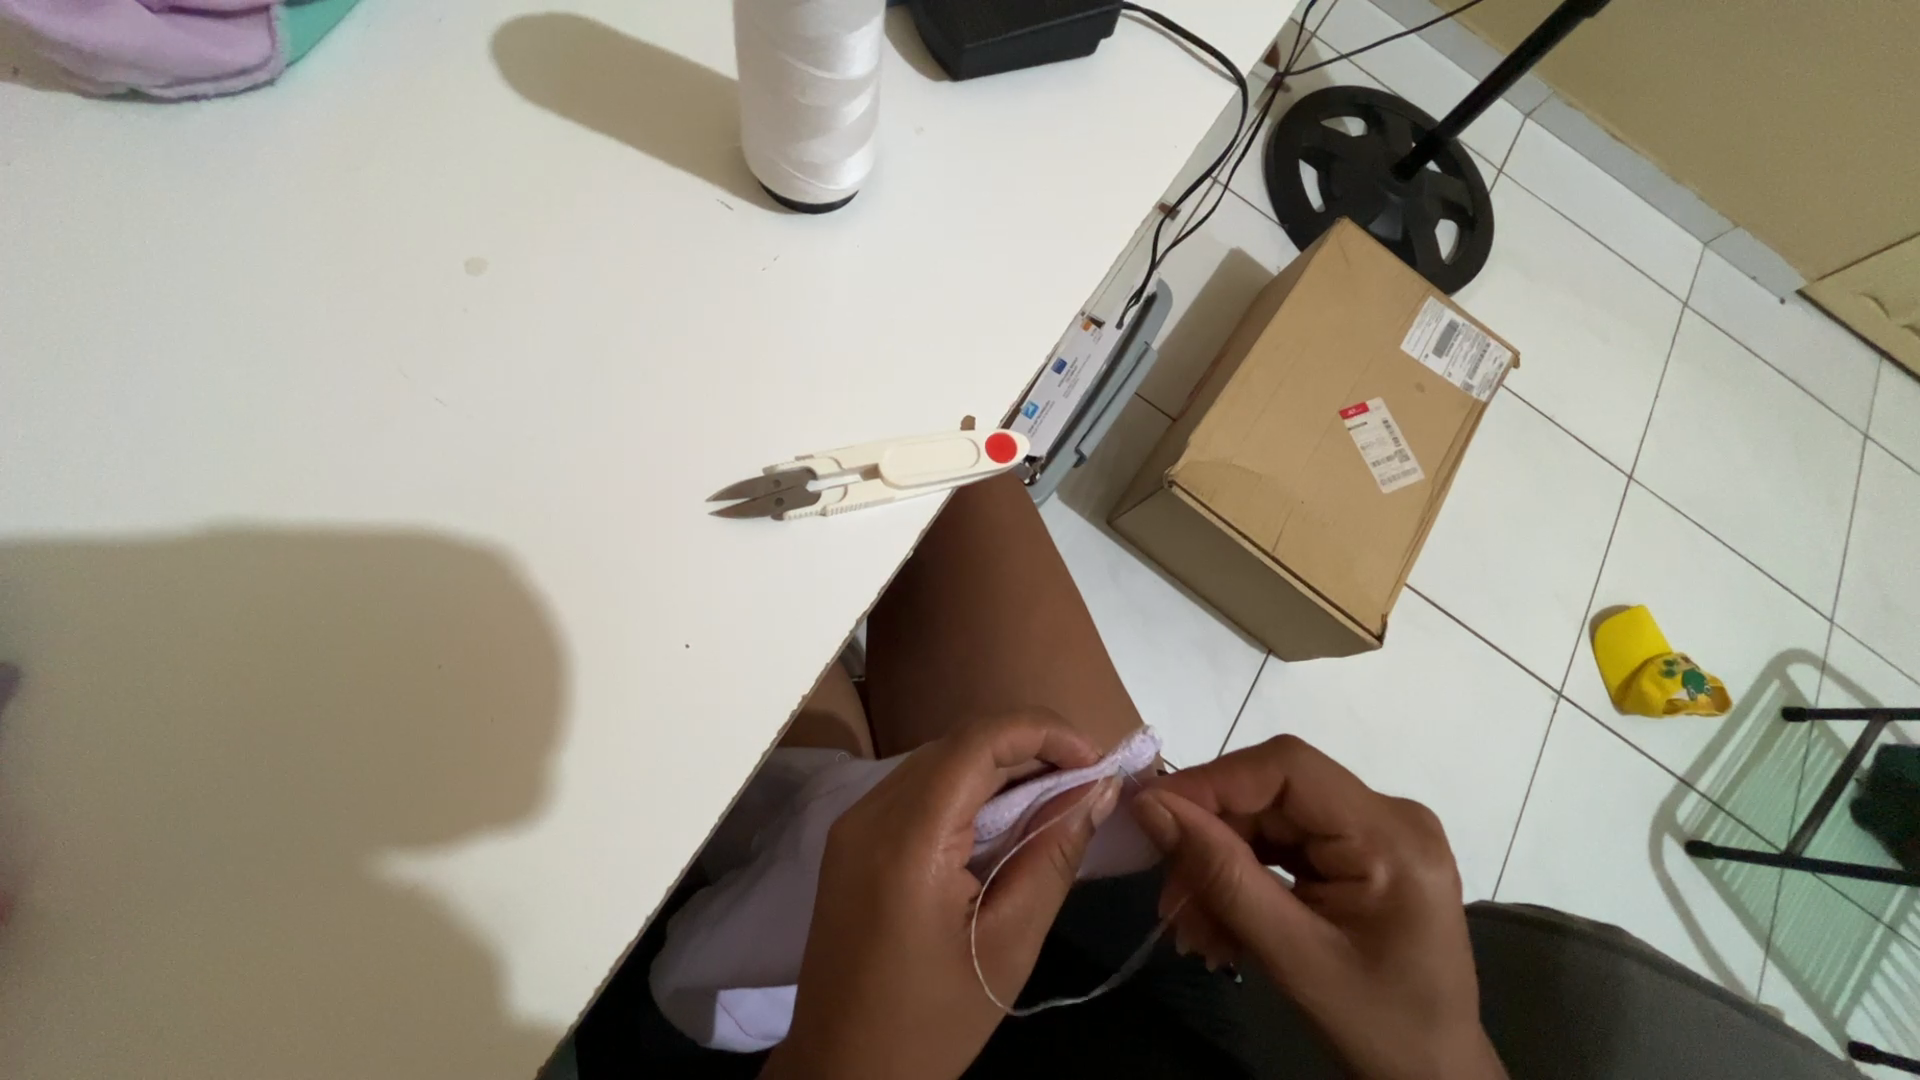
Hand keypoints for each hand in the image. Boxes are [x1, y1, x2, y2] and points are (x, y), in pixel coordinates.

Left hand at [762, 710, 1122, 1079]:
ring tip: (1055, 794)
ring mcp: (854, 821)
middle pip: (958, 744)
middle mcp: (872, 811)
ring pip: (938, 760)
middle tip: (1085, 779)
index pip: (978, 742)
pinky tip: (1002, 816)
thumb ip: (1053, 855)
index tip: (1096, 758)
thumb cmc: (931, 1022)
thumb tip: (1097, 789)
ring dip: (999, 765)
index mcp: (908, 838)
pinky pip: (918, 787)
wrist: (841, 1072)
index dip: (1043, 732)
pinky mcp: (852, 837)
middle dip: (1027, 747)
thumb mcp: (1008, 944)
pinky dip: (967, 787)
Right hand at [1129, 735, 1504, 1079]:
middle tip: (1169, 895)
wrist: (1433, 1078)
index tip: (1152, 815)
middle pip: (1270, 792)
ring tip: (1192, 925)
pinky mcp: (1354, 850)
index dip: (1213, 780)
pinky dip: (1240, 874)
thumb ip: (1221, 874)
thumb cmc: (1378, 1026)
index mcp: (1391, 835)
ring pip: (1264, 817)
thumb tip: (1149, 805)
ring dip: (1218, 863)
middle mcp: (1386, 815)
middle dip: (1210, 838)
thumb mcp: (1293, 956)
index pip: (1287, 768)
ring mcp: (1370, 830)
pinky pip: (1278, 841)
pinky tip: (1218, 919)